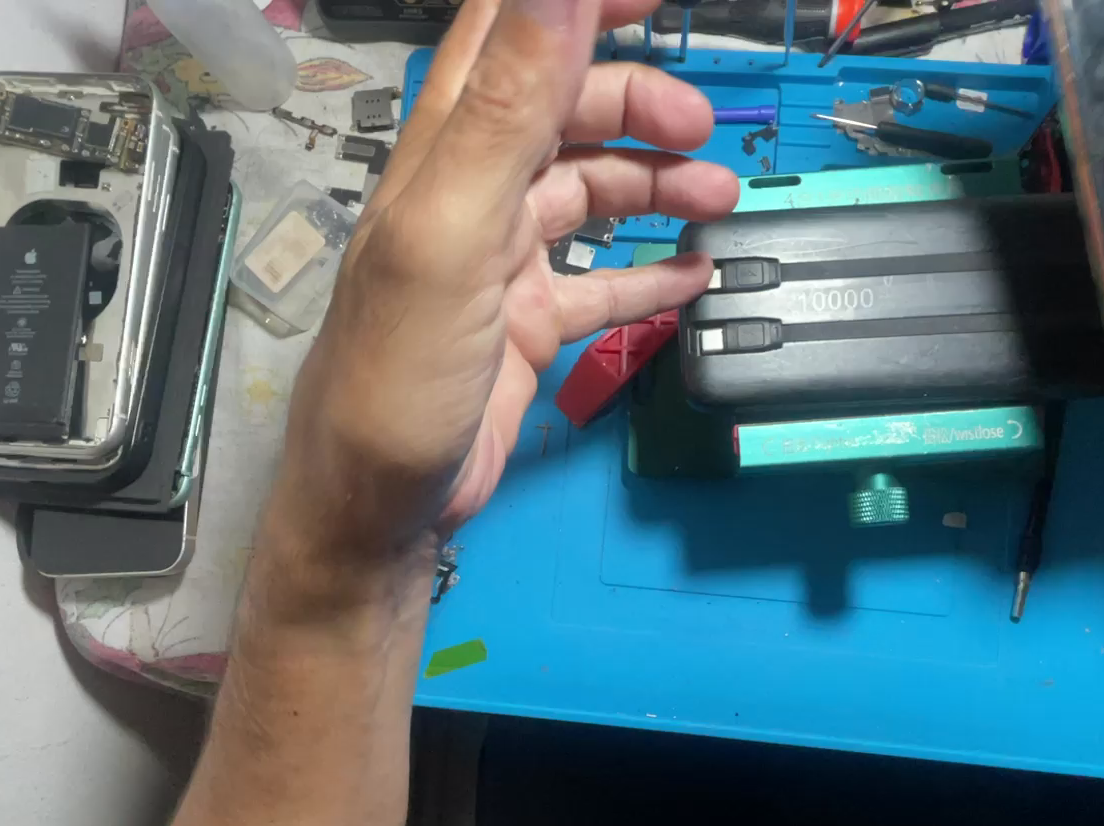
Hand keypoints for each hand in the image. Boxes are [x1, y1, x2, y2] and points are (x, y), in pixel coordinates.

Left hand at [271, 0, 736, 570]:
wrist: (387, 498)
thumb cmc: (402, 374)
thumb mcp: (449, 235)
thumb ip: (505, 112)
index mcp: (447, 153)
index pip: (514, 34)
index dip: (580, 3)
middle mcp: (476, 196)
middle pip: (567, 116)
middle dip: (639, 109)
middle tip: (702, 135)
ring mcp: (505, 265)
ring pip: (590, 199)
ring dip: (654, 192)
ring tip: (716, 206)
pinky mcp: (527, 325)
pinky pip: (599, 285)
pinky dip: (646, 276)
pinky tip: (691, 278)